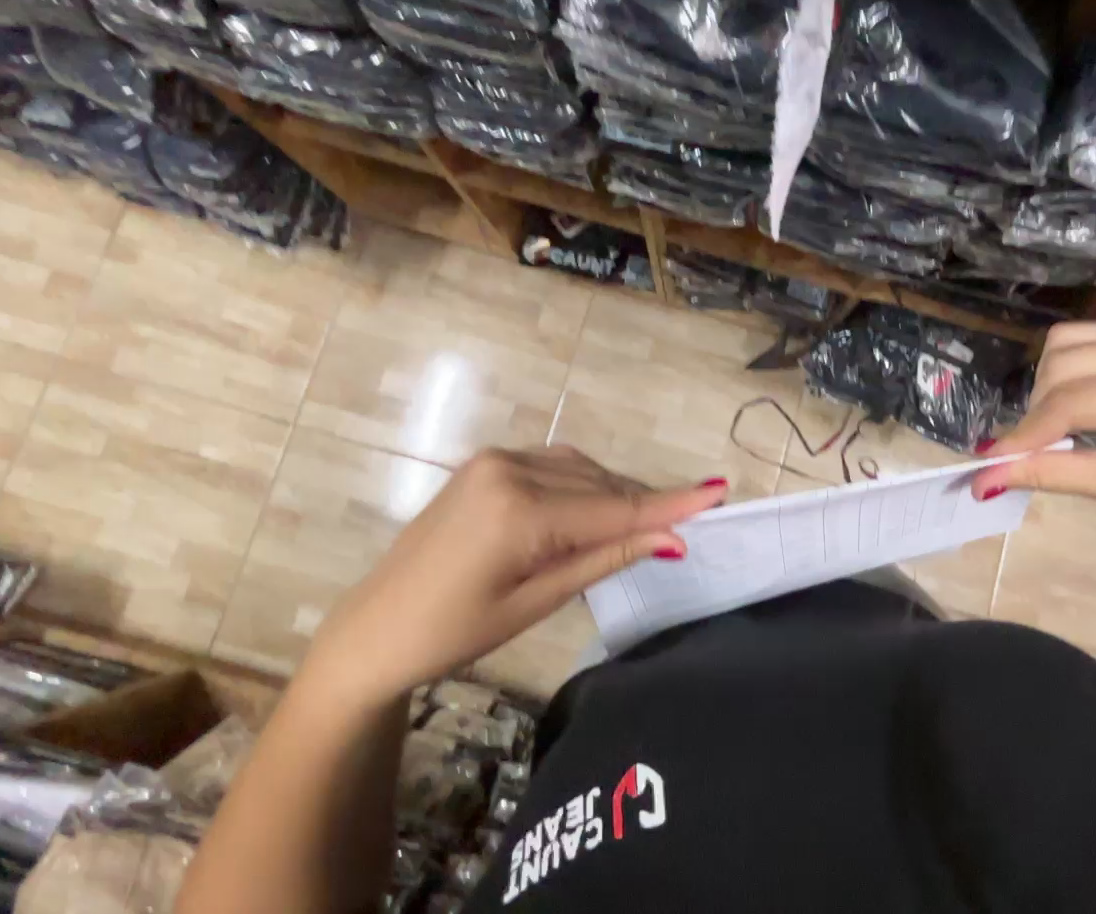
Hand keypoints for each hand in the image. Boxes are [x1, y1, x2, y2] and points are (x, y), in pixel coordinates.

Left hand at [305, 446, 727, 703]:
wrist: (375, 628)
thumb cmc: (454, 633)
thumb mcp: (536, 602)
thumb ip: (604, 559)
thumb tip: (672, 539)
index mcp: (518, 510)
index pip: (612, 508)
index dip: (669, 504)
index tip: (719, 492)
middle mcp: (509, 469)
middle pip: (599, 484)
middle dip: (643, 504)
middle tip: (686, 524)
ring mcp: (494, 461)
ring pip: (580, 471)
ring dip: (614, 494)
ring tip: (646, 525)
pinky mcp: (486, 465)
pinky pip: (554, 467)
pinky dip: (584, 486)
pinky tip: (598, 509)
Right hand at [970, 322, 1095, 557]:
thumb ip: (1050, 473)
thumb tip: (981, 479)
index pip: (1074, 400)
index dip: (1029, 431)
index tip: (994, 460)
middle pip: (1064, 363)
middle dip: (1038, 409)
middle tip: (1035, 450)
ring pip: (1067, 344)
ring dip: (1048, 387)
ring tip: (1059, 429)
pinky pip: (1085, 341)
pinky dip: (1066, 374)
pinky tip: (1078, 408)